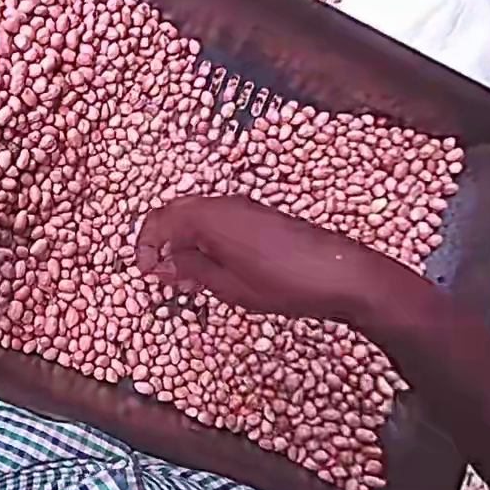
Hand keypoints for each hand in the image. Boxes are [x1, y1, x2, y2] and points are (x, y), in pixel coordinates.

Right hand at [134, 195, 418, 323]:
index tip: (145, 270)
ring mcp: (241, 205)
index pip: (158, 222)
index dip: (144, 246)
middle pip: (172, 212)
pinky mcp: (257, 213)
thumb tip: (164, 265)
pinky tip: (211, 262)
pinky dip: (202, 235)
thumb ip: (190, 270)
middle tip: (158, 269)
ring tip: (184, 271)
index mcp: (206, 218)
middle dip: (159, 239)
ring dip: (181, 237)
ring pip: (193, 213)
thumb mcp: (227, 286)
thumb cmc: (284, 283)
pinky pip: (215, 216)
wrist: (345, 275)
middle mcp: (220, 204)